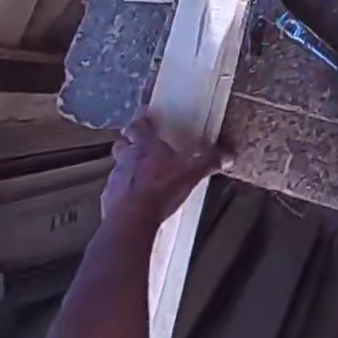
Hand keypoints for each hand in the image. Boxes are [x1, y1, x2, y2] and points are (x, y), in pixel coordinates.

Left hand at [99, 117, 221, 229]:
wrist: (131, 219)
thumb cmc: (160, 188)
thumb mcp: (191, 174)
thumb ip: (209, 163)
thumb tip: (229, 156)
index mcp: (146, 145)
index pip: (138, 123)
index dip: (141, 120)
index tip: (146, 118)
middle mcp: (127, 157)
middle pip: (122, 143)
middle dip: (129, 143)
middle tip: (141, 147)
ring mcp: (115, 178)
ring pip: (118, 166)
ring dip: (127, 168)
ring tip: (142, 177)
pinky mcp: (108, 198)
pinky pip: (115, 190)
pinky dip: (124, 192)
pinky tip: (135, 200)